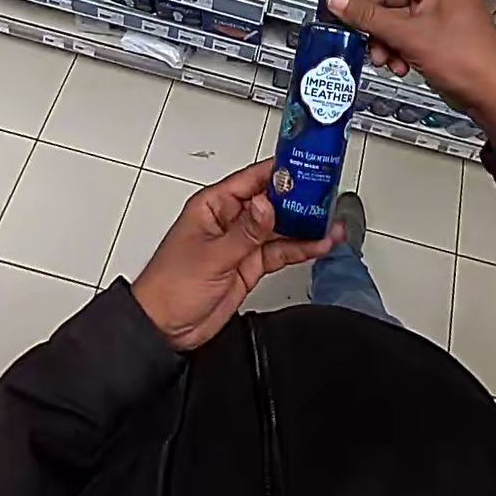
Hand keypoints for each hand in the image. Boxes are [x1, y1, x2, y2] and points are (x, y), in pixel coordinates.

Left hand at [131, 161, 338, 350]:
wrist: (164, 331)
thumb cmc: (168, 287)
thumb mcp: (211, 256)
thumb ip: (245, 231)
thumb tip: (267, 204)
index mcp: (214, 206)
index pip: (252, 179)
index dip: (279, 171)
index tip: (304, 165)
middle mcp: (230, 219)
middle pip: (272, 201)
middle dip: (299, 198)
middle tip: (326, 195)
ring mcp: (241, 242)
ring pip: (280, 226)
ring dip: (305, 225)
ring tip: (331, 222)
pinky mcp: (250, 264)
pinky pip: (280, 250)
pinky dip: (300, 248)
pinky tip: (318, 244)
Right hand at [325, 0, 495, 141]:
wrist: (491, 95)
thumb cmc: (471, 61)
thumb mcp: (409, 34)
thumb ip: (368, 16)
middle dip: (370, 19)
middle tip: (348, 25)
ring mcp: (434, 11)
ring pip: (390, 17)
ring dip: (380, 38)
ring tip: (381, 54)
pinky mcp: (431, 32)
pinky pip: (399, 32)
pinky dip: (392, 47)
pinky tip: (395, 62)